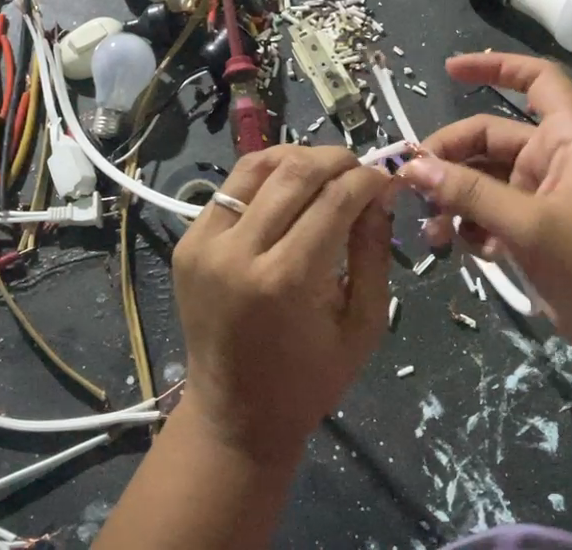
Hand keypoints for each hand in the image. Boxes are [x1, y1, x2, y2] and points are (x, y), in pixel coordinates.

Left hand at [170, 146, 394, 464]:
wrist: (235, 414)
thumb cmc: (309, 379)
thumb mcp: (363, 325)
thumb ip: (374, 252)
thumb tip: (381, 192)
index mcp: (286, 281)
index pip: (334, 199)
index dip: (367, 179)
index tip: (385, 178)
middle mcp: (238, 253)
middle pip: (293, 172)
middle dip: (335, 159)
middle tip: (359, 168)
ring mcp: (204, 244)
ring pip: (255, 167)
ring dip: (296, 157)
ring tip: (324, 169)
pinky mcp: (187, 243)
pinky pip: (230, 190)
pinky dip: (264, 180)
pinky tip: (287, 189)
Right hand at [398, 52, 571, 380]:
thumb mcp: (534, 228)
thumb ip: (471, 195)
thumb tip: (412, 166)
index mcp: (568, 142)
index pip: (538, 82)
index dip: (496, 67)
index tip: (449, 71)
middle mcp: (552, 162)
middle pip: (489, 138)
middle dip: (448, 155)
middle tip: (410, 184)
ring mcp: (540, 200)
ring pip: (481, 181)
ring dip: (450, 197)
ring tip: (428, 228)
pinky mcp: (531, 236)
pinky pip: (486, 216)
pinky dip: (465, 225)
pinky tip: (452, 246)